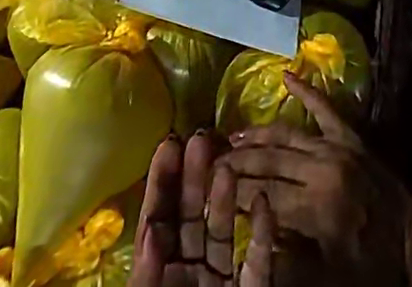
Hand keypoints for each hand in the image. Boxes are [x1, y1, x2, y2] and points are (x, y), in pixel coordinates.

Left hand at [134, 132, 278, 286]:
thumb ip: (147, 271)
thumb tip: (151, 230)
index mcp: (160, 267)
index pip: (158, 217)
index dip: (163, 180)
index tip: (169, 143)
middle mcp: (189, 269)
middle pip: (192, 217)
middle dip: (195, 177)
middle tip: (201, 139)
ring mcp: (219, 280)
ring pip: (222, 232)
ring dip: (225, 197)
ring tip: (228, 164)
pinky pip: (257, 265)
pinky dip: (262, 236)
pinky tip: (264, 203)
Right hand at [222, 75, 411, 286]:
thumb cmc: (372, 263)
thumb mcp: (330, 275)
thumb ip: (289, 257)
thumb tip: (249, 233)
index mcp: (316, 209)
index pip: (261, 195)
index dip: (231, 190)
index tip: (206, 184)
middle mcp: (321, 170)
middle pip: (267, 160)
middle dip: (234, 160)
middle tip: (207, 156)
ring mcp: (335, 148)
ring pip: (284, 134)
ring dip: (255, 133)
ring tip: (230, 136)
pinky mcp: (349, 136)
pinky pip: (323, 108)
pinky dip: (306, 90)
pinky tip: (286, 75)